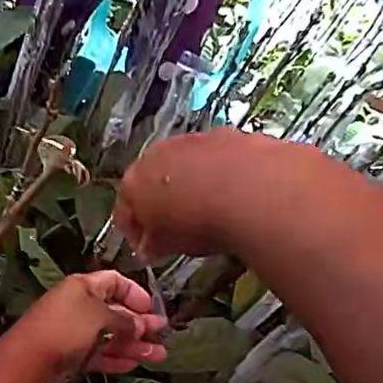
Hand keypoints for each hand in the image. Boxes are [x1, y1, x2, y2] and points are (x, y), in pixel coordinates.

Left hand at [0, 271, 166, 381]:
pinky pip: (97, 353)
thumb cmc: (67, 328)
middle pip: (114, 311)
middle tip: (161, 335)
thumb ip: (125, 320)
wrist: (29, 360)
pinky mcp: (70, 354)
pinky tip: (133, 364)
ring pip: (108, 335)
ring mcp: (73, 331)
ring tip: (158, 356)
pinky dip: (114, 358)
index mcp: (82, 287)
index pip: (114, 281)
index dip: (135, 293)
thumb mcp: (101, 317)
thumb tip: (140, 325)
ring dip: (133, 345)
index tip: (151, 308)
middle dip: (139, 323)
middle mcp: (78, 306)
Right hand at [115, 127, 311, 259]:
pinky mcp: (232, 135)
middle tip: (174, 229)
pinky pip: (219, 160)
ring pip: (186, 166)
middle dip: (161, 204)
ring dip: (192, 186)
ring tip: (208, 213)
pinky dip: (222, 176)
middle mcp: (160, 154)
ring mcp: (197, 141)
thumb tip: (152, 247)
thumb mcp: (168, 245)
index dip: (135, 232)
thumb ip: (153, 245)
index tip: (147, 247)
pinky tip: (234, 198)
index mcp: (134, 181)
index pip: (124, 210)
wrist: (258, 195)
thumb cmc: (202, 221)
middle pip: (153, 181)